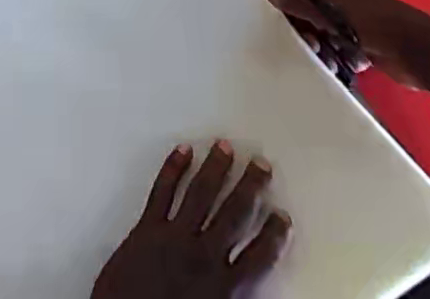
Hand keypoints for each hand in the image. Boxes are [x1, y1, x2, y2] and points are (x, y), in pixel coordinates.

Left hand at [92, 141, 290, 298]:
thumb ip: (230, 298)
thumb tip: (248, 288)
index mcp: (223, 289)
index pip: (258, 257)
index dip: (272, 235)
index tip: (282, 214)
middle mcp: (202, 257)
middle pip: (232, 215)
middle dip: (249, 187)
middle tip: (261, 163)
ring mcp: (173, 238)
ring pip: (200, 195)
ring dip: (215, 169)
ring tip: (224, 146)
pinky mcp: (146, 228)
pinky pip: (162, 192)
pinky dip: (172, 169)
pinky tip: (183, 150)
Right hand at [262, 0, 429, 89]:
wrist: (424, 55)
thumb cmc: (377, 26)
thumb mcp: (332, 13)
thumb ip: (297, 0)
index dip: (287, 6)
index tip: (283, 25)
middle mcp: (343, 1)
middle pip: (310, 15)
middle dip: (307, 32)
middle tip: (310, 46)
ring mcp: (356, 23)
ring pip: (325, 35)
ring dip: (323, 49)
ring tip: (327, 60)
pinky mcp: (367, 46)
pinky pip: (342, 51)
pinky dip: (340, 59)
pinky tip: (344, 67)